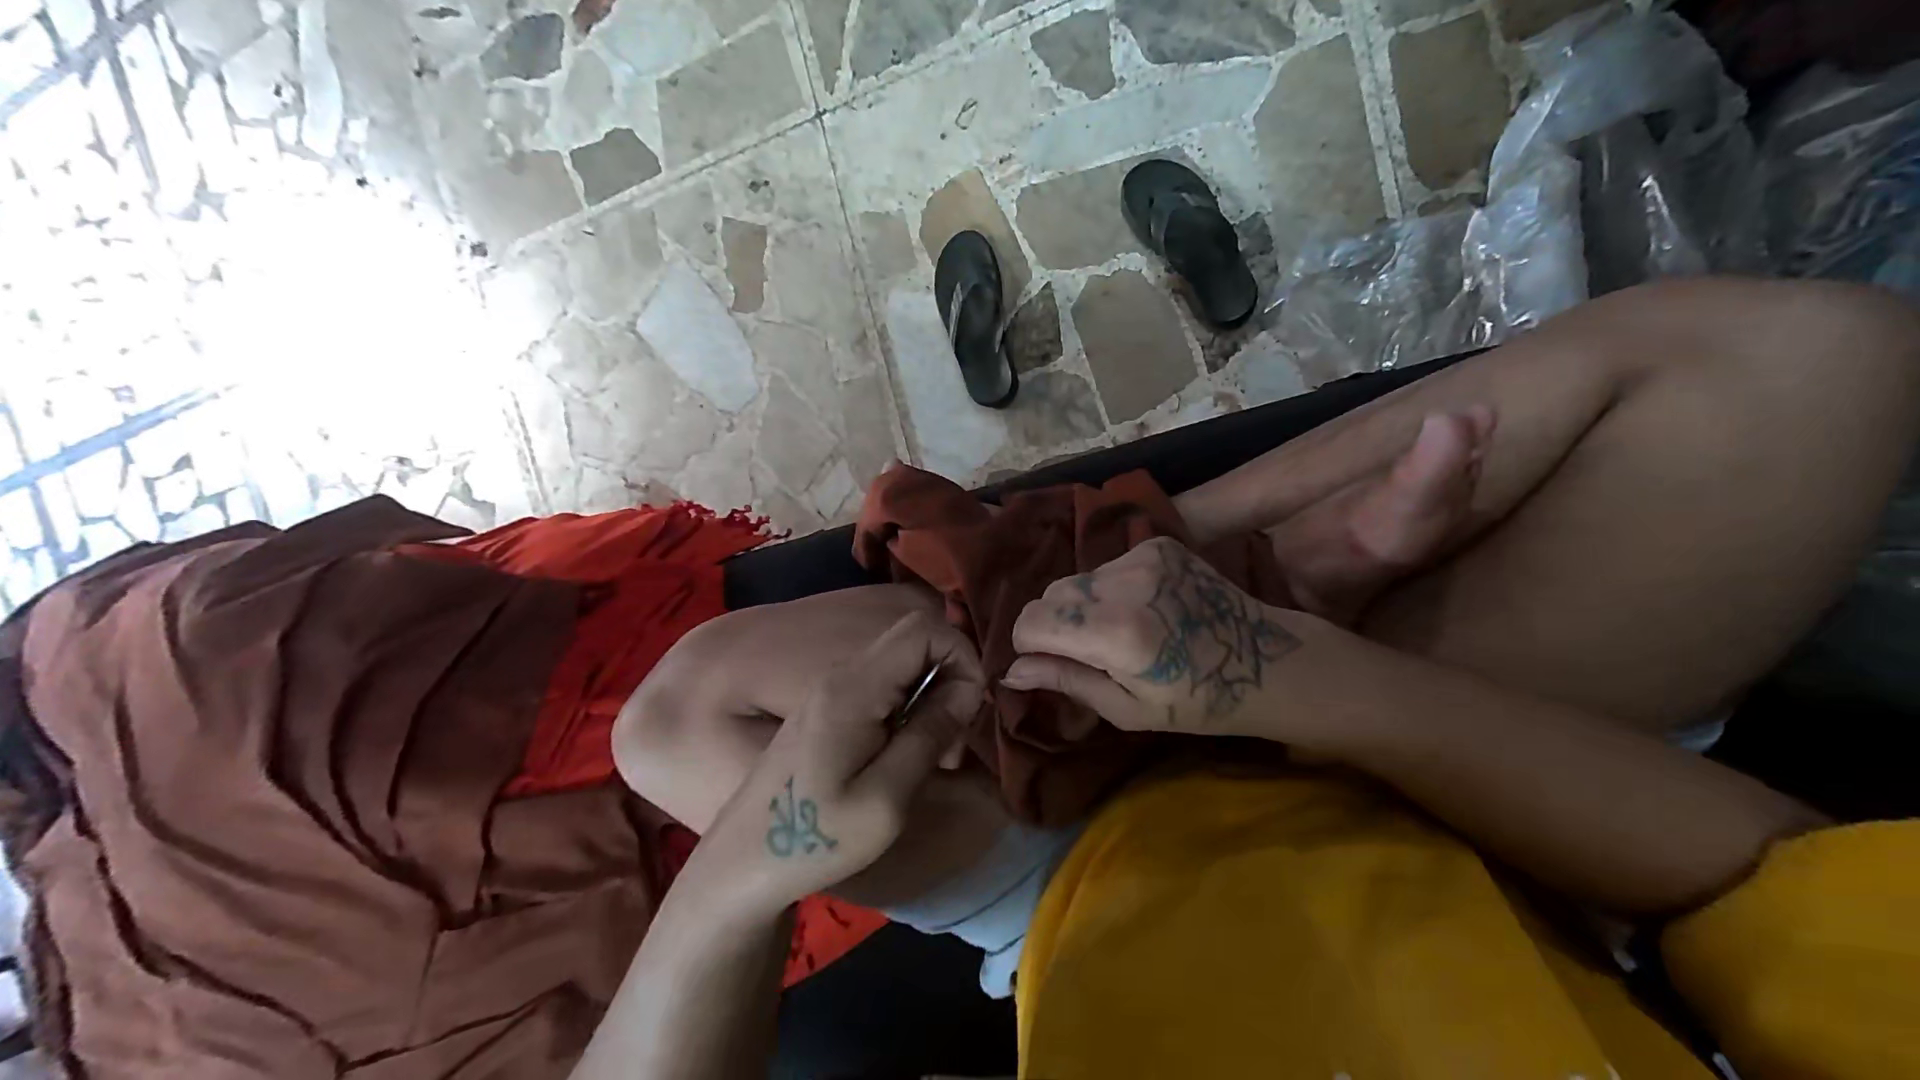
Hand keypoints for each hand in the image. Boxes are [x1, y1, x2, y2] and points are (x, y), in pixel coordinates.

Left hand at [689, 611, 985, 915]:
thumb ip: (931, 735)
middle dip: (951, 678)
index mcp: (854, 687)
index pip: (923, 629)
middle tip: (956, 738)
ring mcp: (831, 689)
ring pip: (901, 665)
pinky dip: (908, 707)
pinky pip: (882, 686)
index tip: (973, 709)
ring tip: (934, 752)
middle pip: (914, 642)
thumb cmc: (817, 839)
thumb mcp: (886, 799)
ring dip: (931, 696)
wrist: (743, 862)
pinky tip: (904, 753)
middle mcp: (841, 674)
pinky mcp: (828, 708)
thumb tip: (969, 689)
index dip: (962, 656)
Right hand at [1003, 537, 1301, 735]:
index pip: (1032, 621)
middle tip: (1087, 653)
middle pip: (1050, 594)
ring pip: (1077, 580)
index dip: (1027, 644)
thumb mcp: (1125, 708)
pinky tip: (1142, 610)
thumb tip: (1011, 671)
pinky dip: (1109, 590)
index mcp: (1118, 633)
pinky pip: (1105, 567)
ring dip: (1081, 606)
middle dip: (1053, 624)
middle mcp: (1125, 583)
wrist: (1266, 661)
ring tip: (1119, 631)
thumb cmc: (1196, 701)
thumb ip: (1065, 680)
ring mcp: (1144, 557)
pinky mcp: (1157, 545)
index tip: (1044, 662)